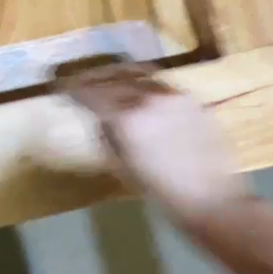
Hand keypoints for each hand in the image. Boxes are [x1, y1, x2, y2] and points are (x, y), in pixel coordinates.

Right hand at [57, 62, 251, 220]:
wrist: (213, 200)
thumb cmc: (162, 193)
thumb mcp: (123, 166)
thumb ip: (108, 135)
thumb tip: (99, 117)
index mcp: (127, 118)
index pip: (90, 93)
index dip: (71, 89)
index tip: (59, 87)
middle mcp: (148, 97)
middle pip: (111, 77)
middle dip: (91, 78)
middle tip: (78, 82)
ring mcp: (173, 94)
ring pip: (136, 74)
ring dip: (116, 75)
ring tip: (105, 80)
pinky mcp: (191, 98)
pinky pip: (159, 83)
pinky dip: (141, 83)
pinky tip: (137, 91)